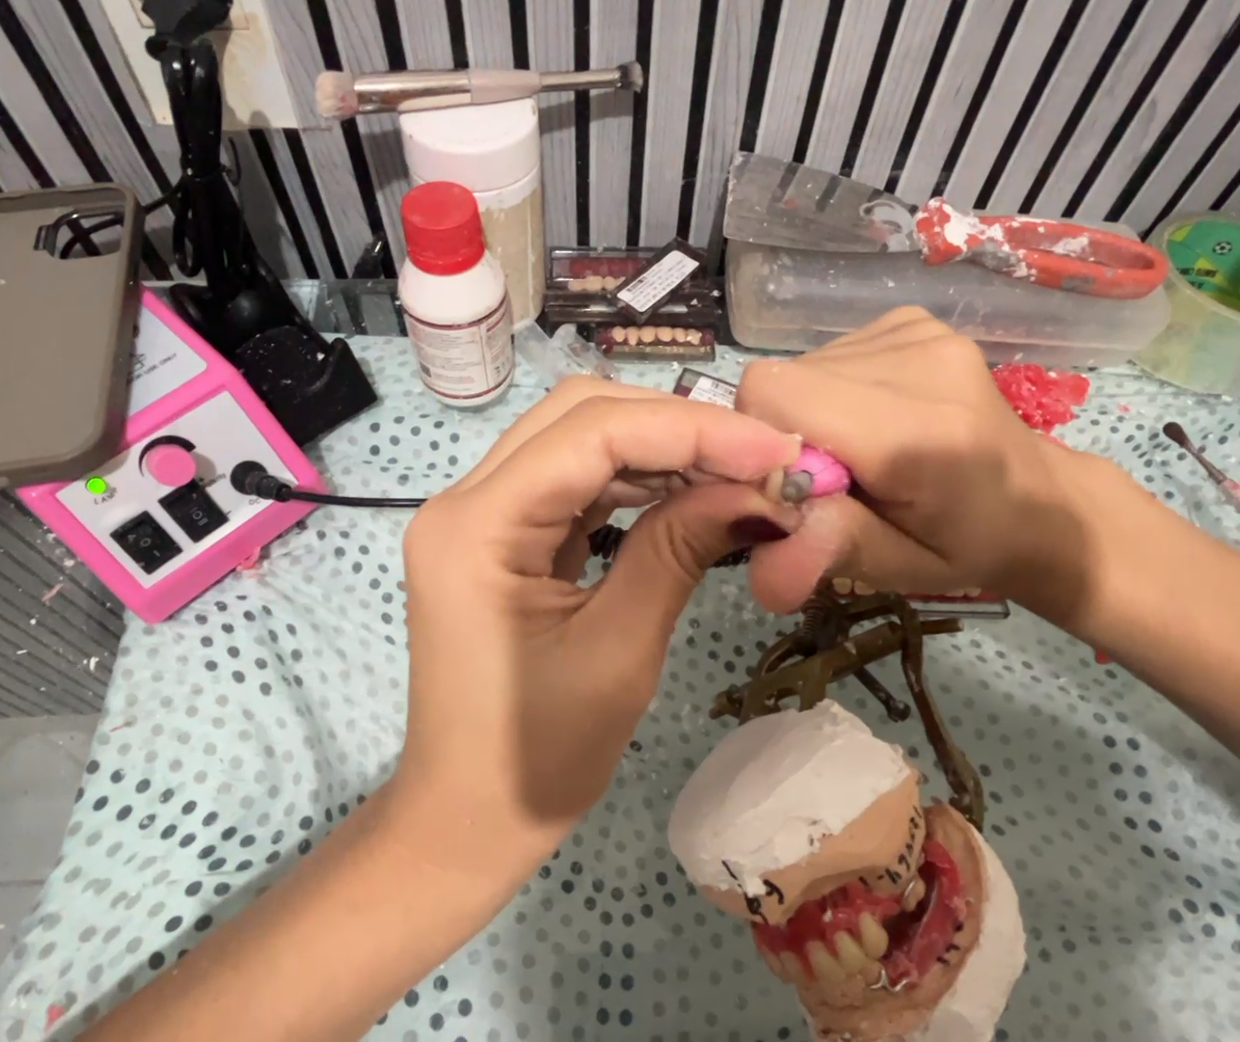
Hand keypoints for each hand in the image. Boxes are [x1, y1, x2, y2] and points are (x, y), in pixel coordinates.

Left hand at [396, 377, 802, 868]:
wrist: (465, 820)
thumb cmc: (538, 758)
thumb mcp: (619, 652)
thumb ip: (678, 551)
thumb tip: (756, 487)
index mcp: (475, 527)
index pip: (591, 432)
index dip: (690, 429)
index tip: (774, 449)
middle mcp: (464, 502)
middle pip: (579, 418)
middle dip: (676, 428)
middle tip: (762, 459)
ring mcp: (478, 518)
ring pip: (578, 442)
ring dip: (661, 451)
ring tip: (740, 475)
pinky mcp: (500, 539)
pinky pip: (573, 485)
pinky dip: (635, 482)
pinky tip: (690, 494)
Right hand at [736, 307, 1110, 623]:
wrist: (1042, 503)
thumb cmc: (970, 547)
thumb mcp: (901, 570)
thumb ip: (830, 551)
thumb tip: (761, 562)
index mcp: (916, 434)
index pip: (773, 394)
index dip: (760, 447)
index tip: (793, 492)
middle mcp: (917, 362)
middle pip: (779, 382)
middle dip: (783, 438)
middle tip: (832, 484)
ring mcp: (918, 333)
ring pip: (799, 368)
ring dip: (807, 419)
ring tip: (860, 457)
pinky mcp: (912, 323)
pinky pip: (829, 356)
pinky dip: (832, 396)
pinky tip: (874, 425)